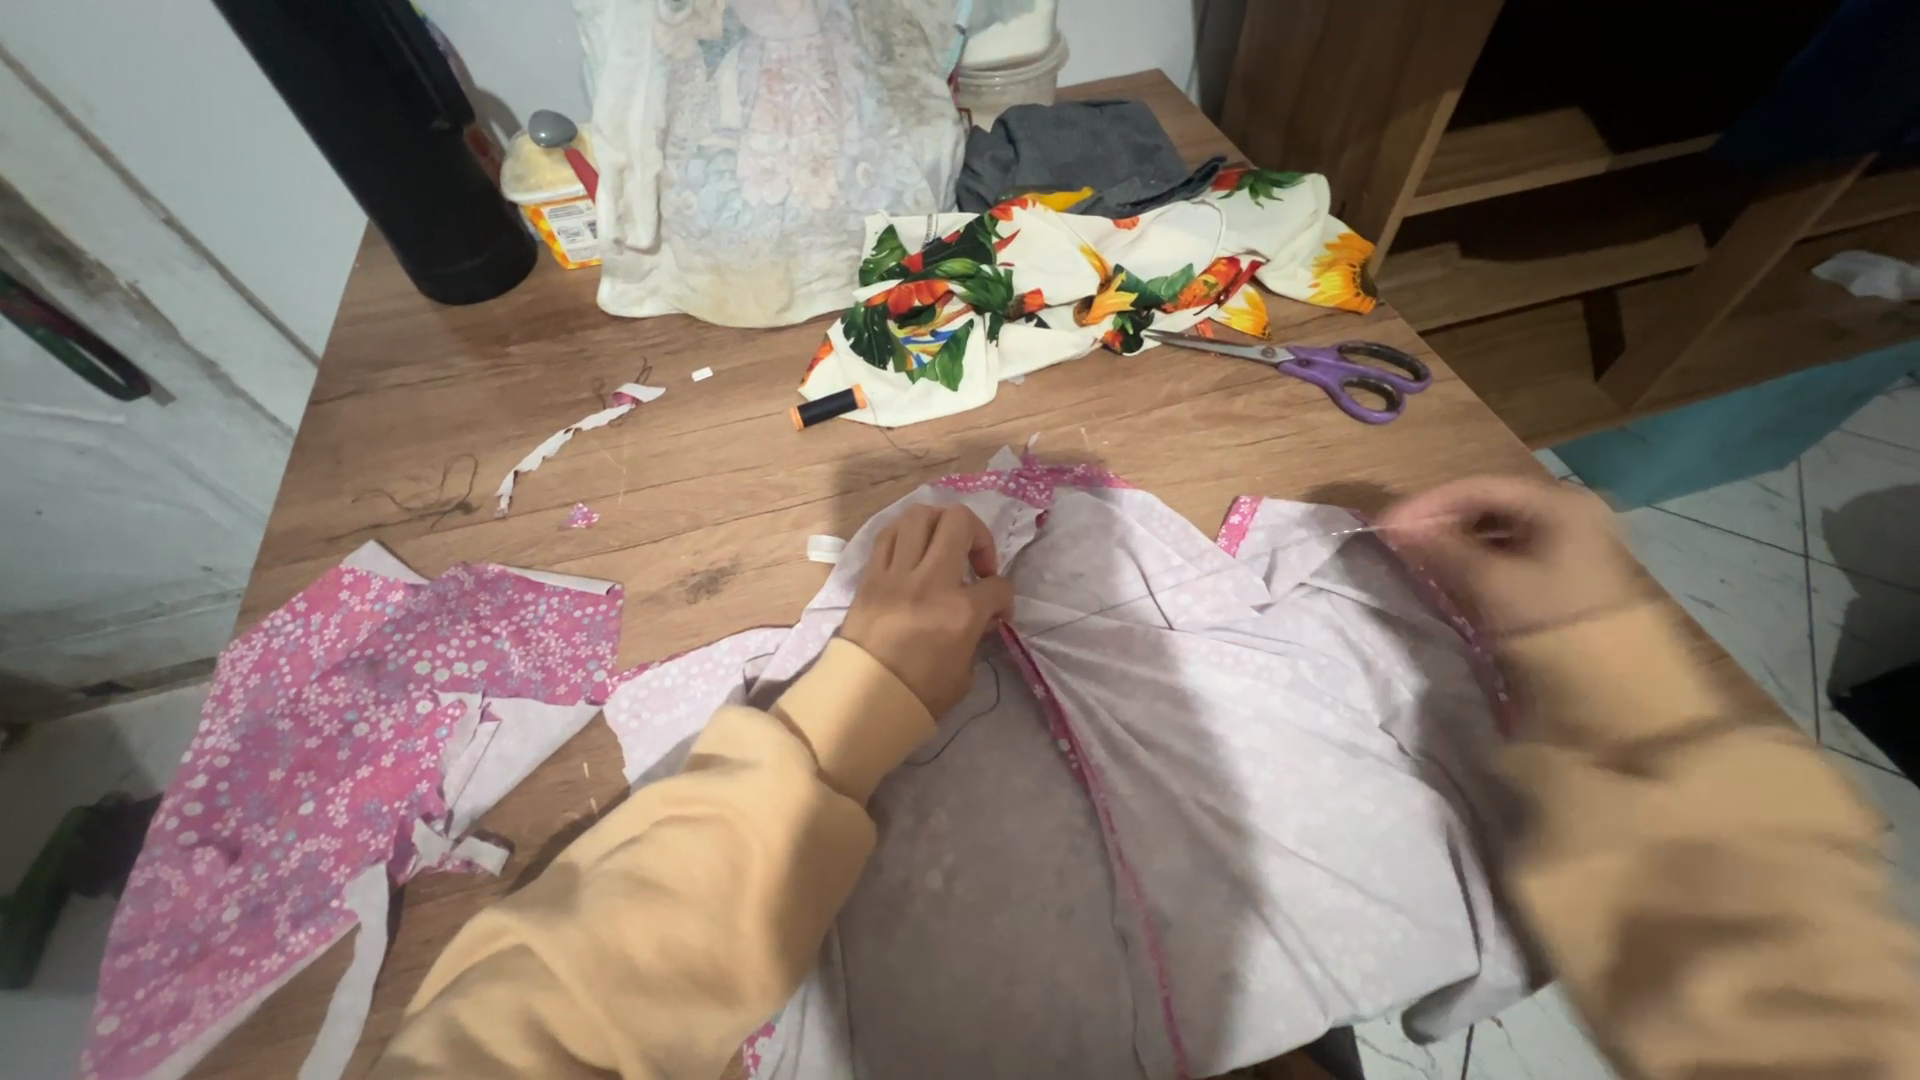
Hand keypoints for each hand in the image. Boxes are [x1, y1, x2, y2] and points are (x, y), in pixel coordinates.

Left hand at [840, 504, 1016, 716]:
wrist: (861, 702)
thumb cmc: (918, 696)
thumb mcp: (964, 673)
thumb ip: (976, 636)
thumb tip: (979, 617)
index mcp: (960, 611)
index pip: (997, 585)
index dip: (1005, 597)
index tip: (997, 612)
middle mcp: (930, 581)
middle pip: (959, 521)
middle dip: (978, 535)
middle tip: (975, 562)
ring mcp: (896, 574)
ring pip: (919, 515)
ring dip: (939, 524)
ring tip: (944, 546)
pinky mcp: (870, 576)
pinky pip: (888, 535)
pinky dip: (905, 535)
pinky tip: (913, 551)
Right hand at [1378, 475, 1645, 637]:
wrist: (1617, 688)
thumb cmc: (1551, 621)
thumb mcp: (1488, 582)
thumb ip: (1438, 548)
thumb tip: (1392, 527)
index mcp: (1559, 502)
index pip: (1476, 487)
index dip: (1424, 504)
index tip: (1384, 526)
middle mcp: (1567, 510)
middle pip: (1485, 504)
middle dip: (1437, 521)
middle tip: (1398, 541)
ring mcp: (1569, 539)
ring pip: (1493, 528)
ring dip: (1452, 540)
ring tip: (1418, 556)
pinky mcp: (1562, 567)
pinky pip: (1505, 549)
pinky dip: (1473, 556)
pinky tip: (1449, 570)